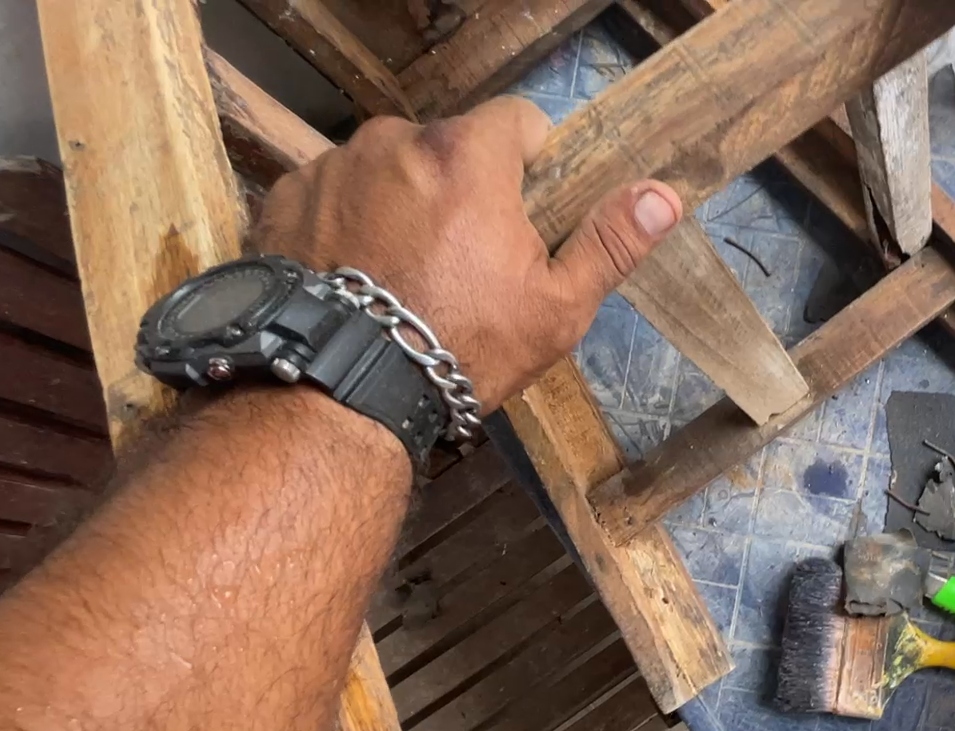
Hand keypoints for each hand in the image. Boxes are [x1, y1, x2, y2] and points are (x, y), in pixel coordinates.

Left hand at [254, 96, 681, 406]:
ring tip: (416, 273)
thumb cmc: (471, 345)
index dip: (536, 161)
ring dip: (412, 201)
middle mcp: (395, 139)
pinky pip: (342, 190)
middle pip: (454, 146)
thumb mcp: (560, 305)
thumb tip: (665, 195)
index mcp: (468, 158)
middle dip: (470, 188)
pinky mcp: (289, 195)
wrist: (351, 386)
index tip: (532, 212)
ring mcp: (334, 164)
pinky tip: (368, 274)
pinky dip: (359, 219)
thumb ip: (610, 242)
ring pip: (395, 166)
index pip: (518, 120)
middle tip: (476, 262)